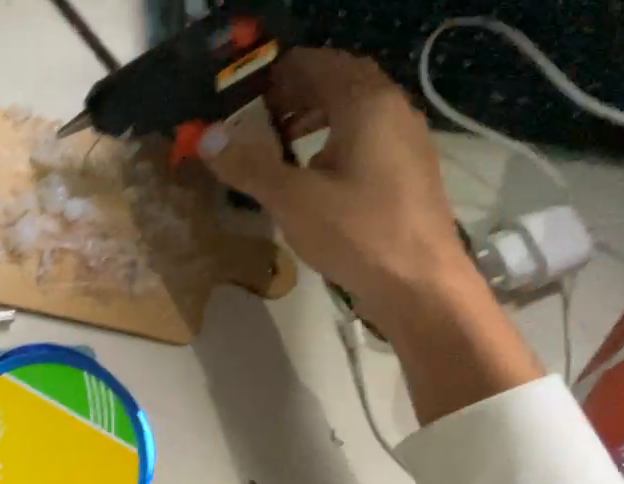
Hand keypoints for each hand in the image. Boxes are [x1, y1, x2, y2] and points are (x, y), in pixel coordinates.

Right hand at [197, 48, 542, 422]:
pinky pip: (364, 134)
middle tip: (254, 115)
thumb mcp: (292, 200)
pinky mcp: (405, 167)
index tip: (243, 90)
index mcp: (366, 105)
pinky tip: (310, 170)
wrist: (417, 279)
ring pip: (354, 108)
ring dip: (313, 114)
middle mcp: (392, 110)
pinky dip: (332, 137)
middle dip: (295, 91)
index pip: (321, 64)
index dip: (280, 71)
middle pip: (341, 81)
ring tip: (277, 141)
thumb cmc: (356, 233)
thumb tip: (206, 137)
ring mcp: (404, 138)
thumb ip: (249, 164)